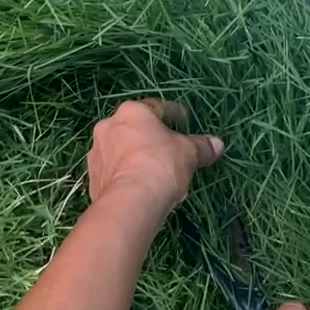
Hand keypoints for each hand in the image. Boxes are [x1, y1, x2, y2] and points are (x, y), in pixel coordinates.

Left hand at [86, 99, 223, 216]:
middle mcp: (109, 125)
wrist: (129, 202)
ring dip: (134, 157)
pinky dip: (125, 175)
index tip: (185, 123)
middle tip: (169, 150)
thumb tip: (218, 144)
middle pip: (135, 128)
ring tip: (153, 172)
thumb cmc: (160, 165)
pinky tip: (139, 187)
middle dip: (151, 138)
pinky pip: (113, 171)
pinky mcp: (92, 177)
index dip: (174, 115)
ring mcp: (97, 152)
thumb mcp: (188, 153)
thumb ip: (201, 146)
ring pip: (120, 149)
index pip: (157, 107)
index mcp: (132, 111)